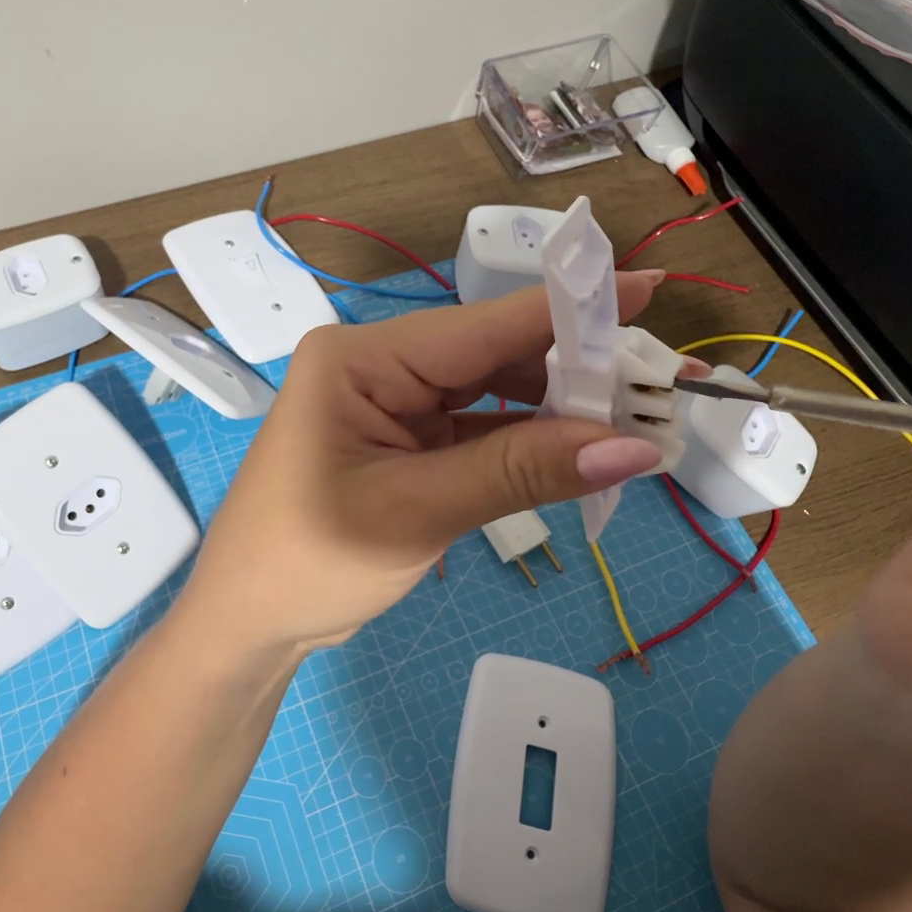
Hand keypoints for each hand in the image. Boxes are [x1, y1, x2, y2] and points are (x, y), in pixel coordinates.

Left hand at [170, 269, 700, 653]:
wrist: (247, 623)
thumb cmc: (308, 560)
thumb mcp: (417, 510)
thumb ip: (522, 471)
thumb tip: (634, 448)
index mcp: (363, 358)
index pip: (484, 325)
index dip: (571, 309)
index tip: (651, 287)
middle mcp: (379, 367)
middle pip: (494, 356)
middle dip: (576, 371)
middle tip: (663, 385)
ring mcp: (391, 405)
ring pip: (492, 394)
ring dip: (559, 411)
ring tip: (639, 420)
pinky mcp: (402, 444)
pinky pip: (477, 430)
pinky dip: (527, 444)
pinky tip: (582, 452)